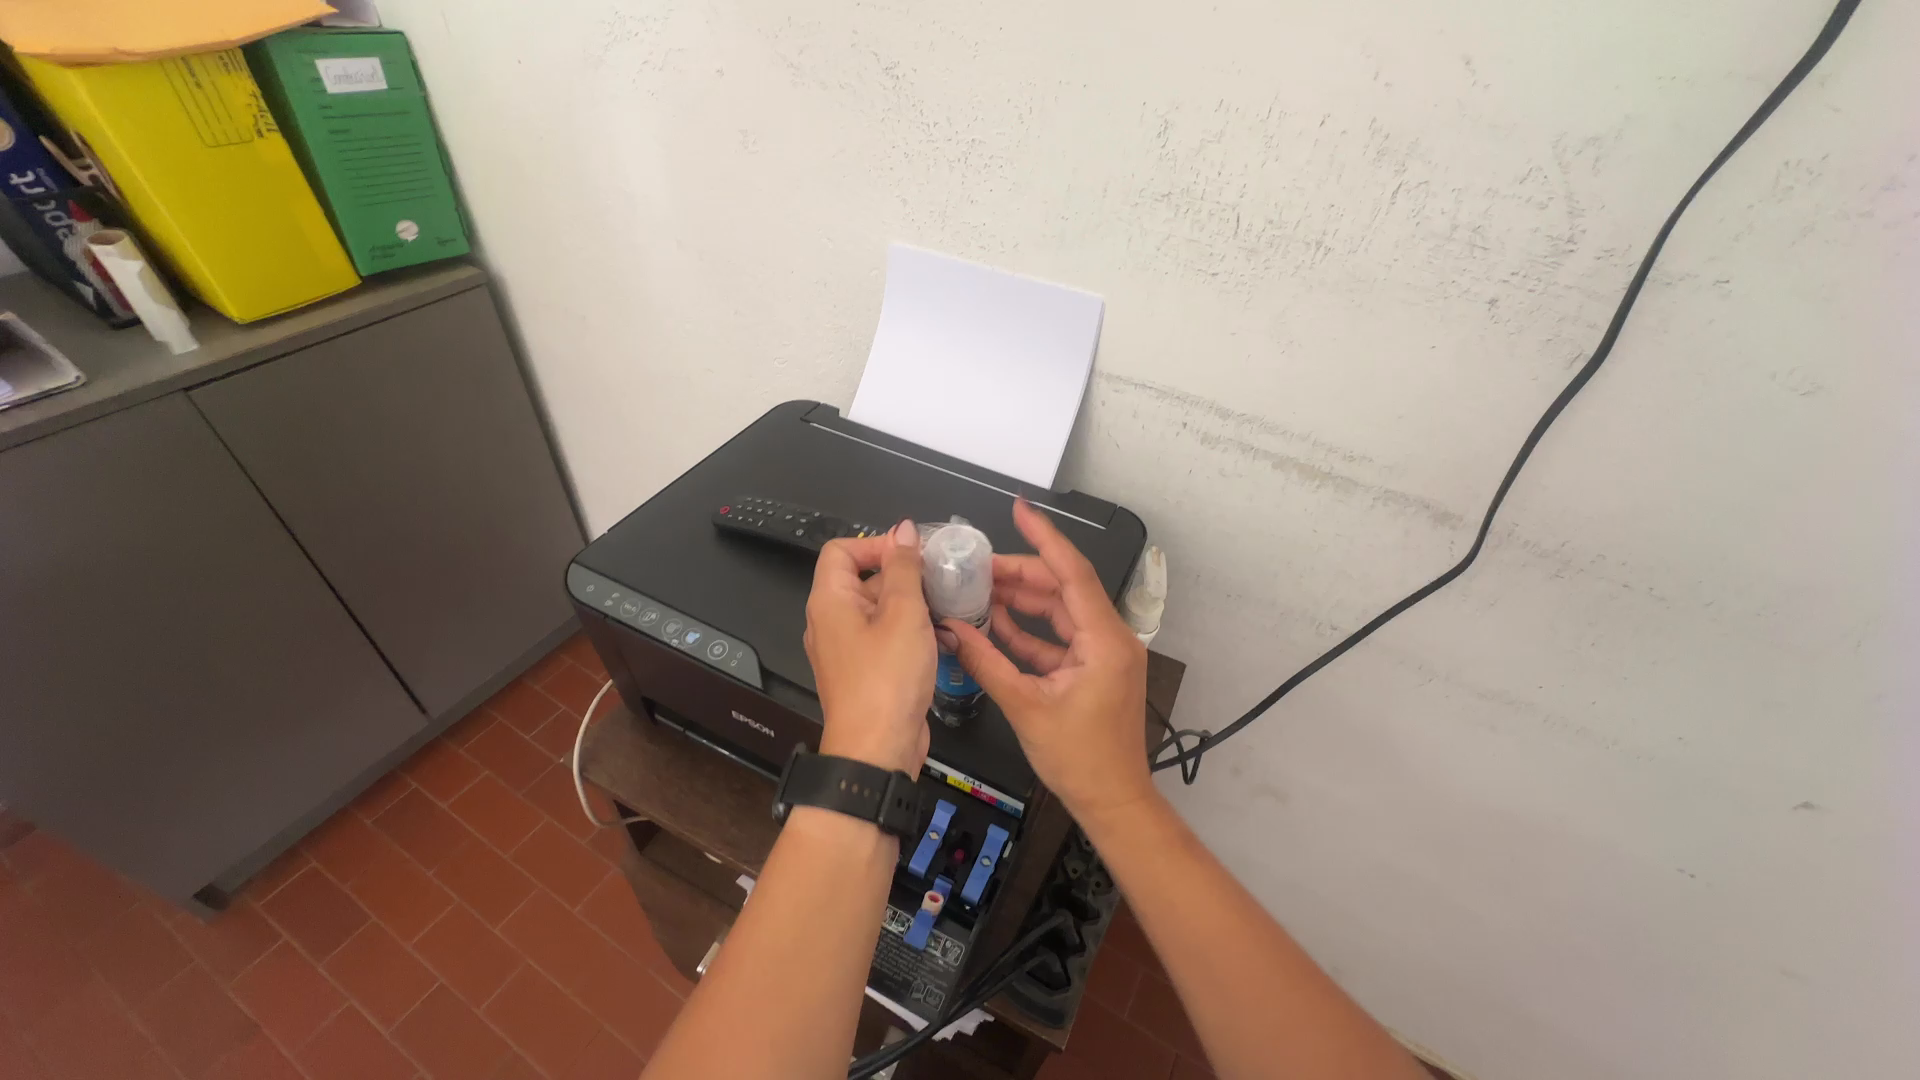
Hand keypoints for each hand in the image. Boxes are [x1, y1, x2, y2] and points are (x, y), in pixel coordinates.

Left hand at [803, 519, 933, 773]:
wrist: (877, 750)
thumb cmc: (888, 678)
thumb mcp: (903, 613)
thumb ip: (904, 568)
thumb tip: (904, 530)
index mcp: (829, 601)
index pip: (841, 550)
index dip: (876, 544)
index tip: (913, 555)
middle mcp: (830, 622)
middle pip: (861, 579)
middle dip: (901, 575)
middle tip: (939, 580)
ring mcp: (846, 650)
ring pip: (878, 611)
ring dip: (911, 605)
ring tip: (946, 609)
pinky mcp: (864, 673)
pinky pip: (883, 639)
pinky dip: (909, 633)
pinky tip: (940, 639)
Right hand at [943, 500, 1152, 826]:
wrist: (1113, 801)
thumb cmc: (1078, 759)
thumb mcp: (1024, 707)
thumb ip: (985, 662)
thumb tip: (950, 630)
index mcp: (1104, 641)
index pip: (1073, 573)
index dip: (1044, 538)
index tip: (1019, 510)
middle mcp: (1111, 637)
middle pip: (1063, 587)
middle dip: (1020, 573)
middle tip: (976, 566)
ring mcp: (1104, 652)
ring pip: (1060, 610)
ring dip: (1023, 599)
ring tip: (980, 588)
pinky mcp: (1094, 667)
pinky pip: (1060, 636)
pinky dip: (1031, 629)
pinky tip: (998, 621)